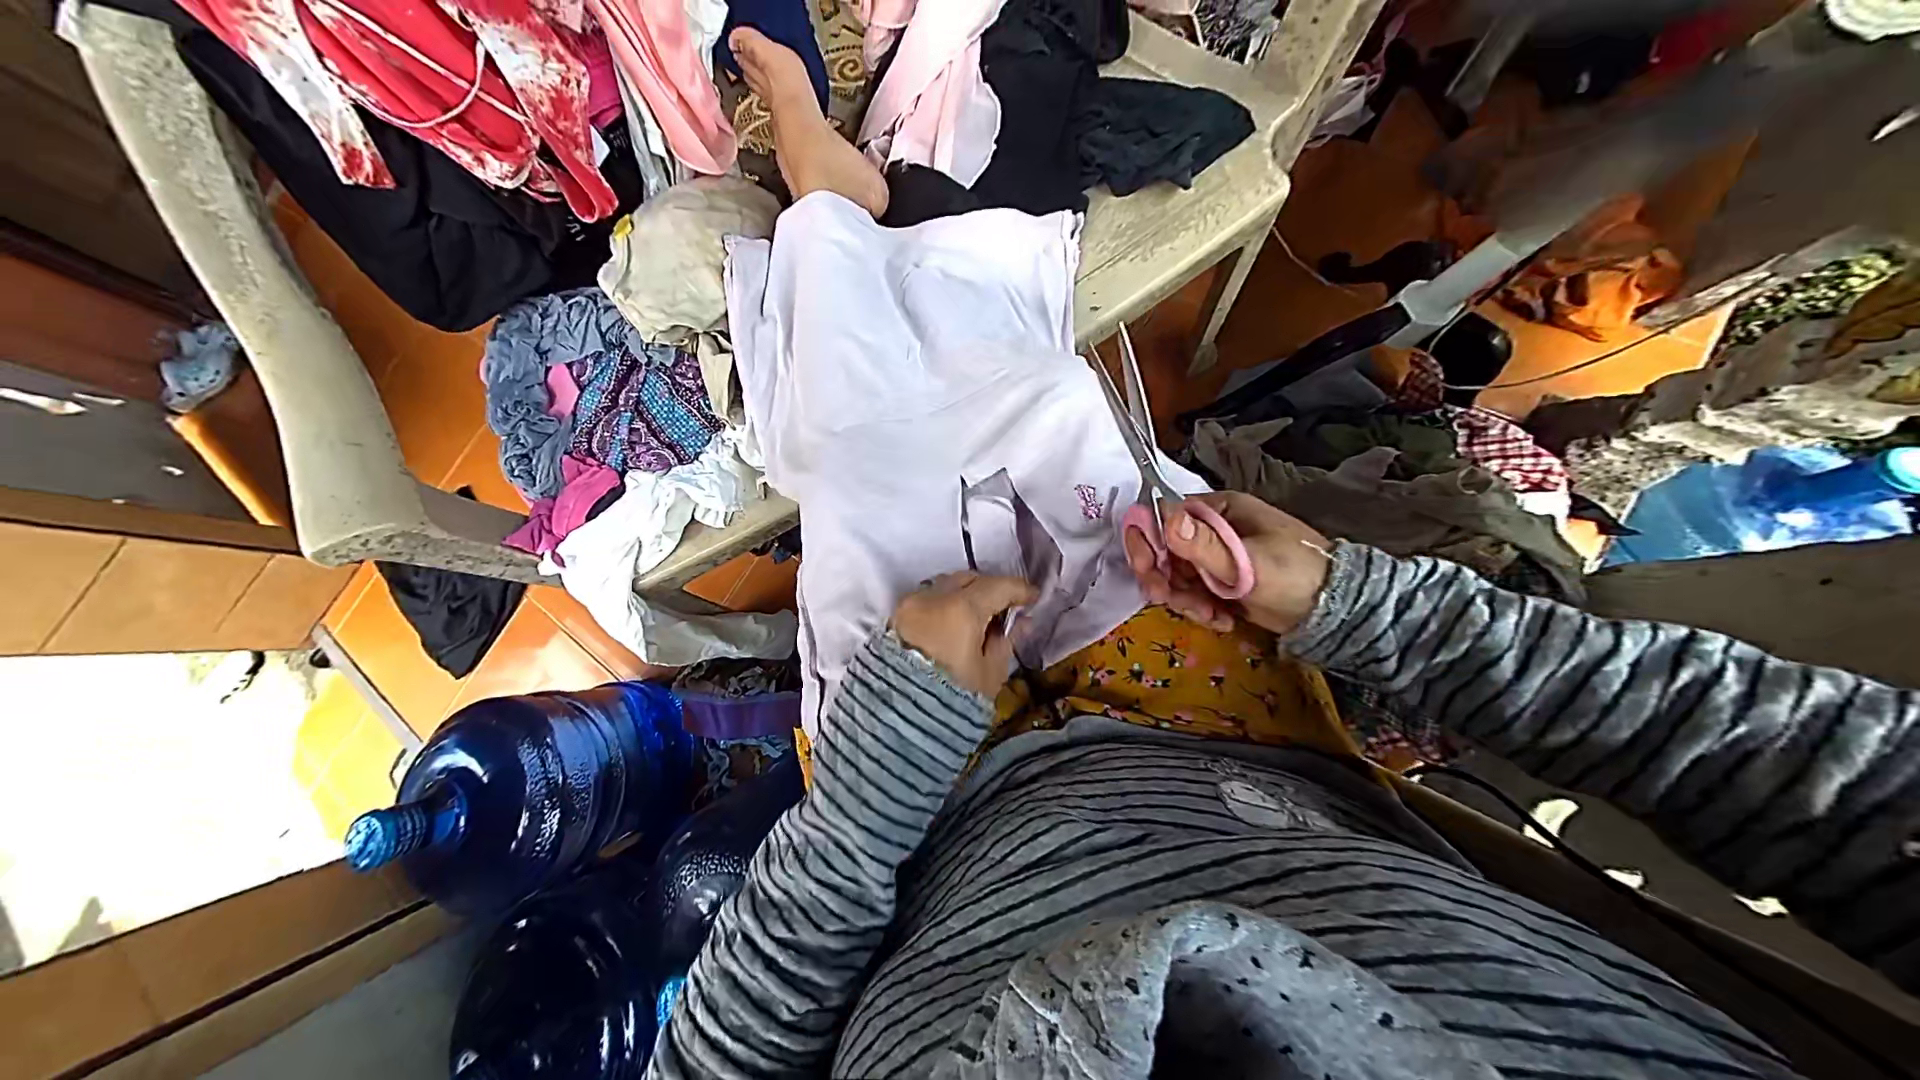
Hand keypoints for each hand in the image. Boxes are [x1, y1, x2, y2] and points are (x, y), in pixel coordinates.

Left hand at [890, 572, 1038, 698]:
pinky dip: (944, 603)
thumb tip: (1018, 621)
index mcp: (961, 609)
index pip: (997, 586)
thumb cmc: (952, 701)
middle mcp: (932, 597)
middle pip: (968, 579)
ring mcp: (909, 605)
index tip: (1033, 598)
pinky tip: (955, 623)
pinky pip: (926, 599)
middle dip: (990, 588)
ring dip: (964, 593)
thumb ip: (1005, 640)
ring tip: (979, 616)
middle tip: (1006, 607)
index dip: (1019, 590)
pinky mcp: (894, 618)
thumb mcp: (989, 675)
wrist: (899, 722)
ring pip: (944, 585)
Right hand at [1125, 492, 1331, 634]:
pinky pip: (1192, 593)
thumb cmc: (1294, 576)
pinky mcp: (1221, 582)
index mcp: (1218, 511)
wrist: (1333, 613)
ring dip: (1184, 599)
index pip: (1162, 517)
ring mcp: (1216, 556)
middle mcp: (1212, 529)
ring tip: (1210, 615)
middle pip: (1163, 550)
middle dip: (1164, 578)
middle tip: (1167, 599)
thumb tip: (1165, 518)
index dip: (1148, 543)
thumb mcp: (1249, 562)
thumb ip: (1204, 544)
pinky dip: (1200, 609)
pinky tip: (1223, 620)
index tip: (1148, 571)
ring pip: (1175, 576)